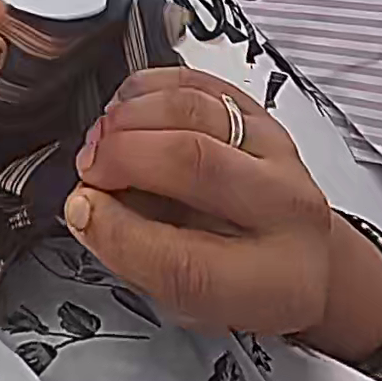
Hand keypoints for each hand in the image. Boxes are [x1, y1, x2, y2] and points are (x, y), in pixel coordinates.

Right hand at [66, 68, 381, 358]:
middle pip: (194, 162)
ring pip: (193, 109)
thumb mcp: (196, 300)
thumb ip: (140, 255)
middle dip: (122, 157)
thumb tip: (88, 203)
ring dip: (129, 117)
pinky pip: (196, 81)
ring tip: (102, 138)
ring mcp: (274, 147)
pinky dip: (147, 88)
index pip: (187, 261)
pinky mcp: (257, 110)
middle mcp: (284, 206)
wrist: (299, 247)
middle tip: (89, 166)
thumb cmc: (245, 279)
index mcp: (272, 279)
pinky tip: (124, 108)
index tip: (82, 211)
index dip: (117, 232)